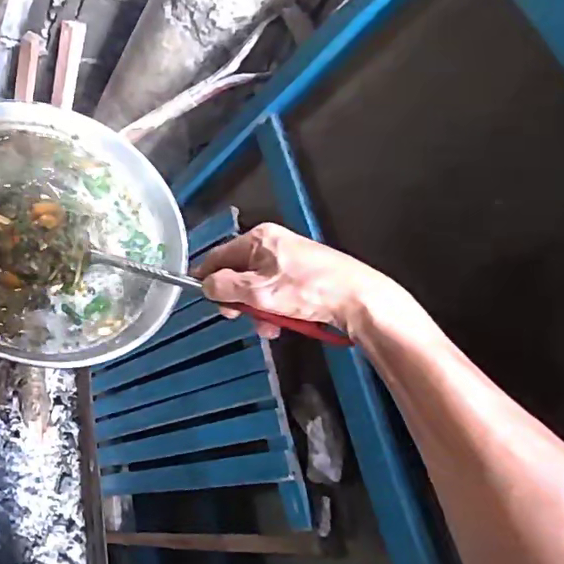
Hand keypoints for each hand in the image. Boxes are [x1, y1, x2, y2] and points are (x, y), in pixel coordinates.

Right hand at [194, 223, 403, 337]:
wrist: (360, 301)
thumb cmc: (311, 290)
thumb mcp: (257, 292)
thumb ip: (224, 287)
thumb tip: (207, 285)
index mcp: (259, 238)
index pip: (218, 255)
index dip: (207, 277)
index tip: (202, 295)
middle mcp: (273, 245)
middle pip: (238, 274)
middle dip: (238, 299)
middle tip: (240, 315)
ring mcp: (290, 261)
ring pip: (258, 288)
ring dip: (258, 310)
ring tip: (270, 324)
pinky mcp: (305, 277)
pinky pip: (277, 294)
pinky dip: (276, 310)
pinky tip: (285, 322)